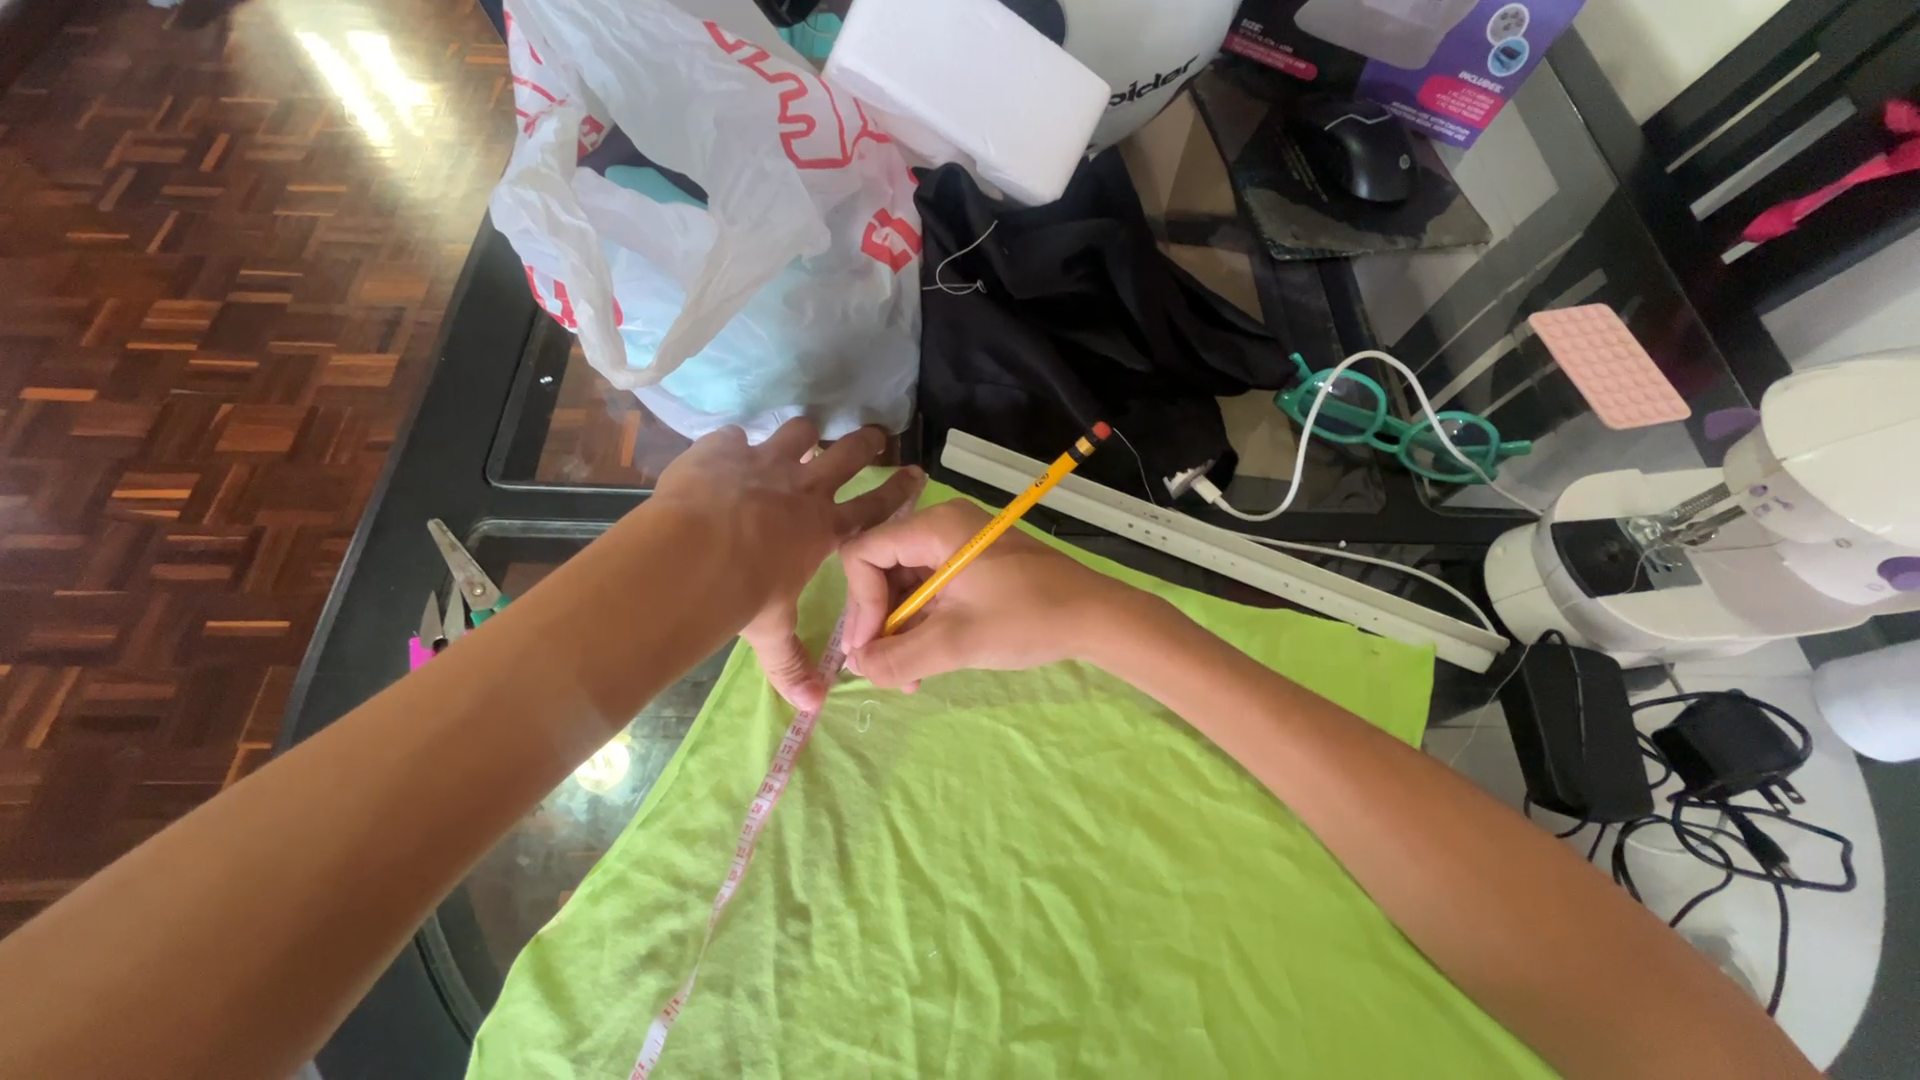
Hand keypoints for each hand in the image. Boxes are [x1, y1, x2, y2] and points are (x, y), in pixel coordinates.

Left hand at [651, 419, 921, 710]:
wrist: (691, 554)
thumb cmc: (741, 594)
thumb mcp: (770, 631)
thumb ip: (790, 665)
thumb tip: (812, 708)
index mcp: (822, 529)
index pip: (873, 507)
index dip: (898, 490)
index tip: (916, 472)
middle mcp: (802, 488)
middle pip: (847, 453)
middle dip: (865, 442)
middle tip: (873, 435)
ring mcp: (764, 462)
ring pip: (798, 432)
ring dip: (801, 436)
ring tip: (799, 438)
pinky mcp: (723, 450)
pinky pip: (734, 436)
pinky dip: (734, 445)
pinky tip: (726, 453)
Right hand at [841, 500, 1138, 690]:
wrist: (1096, 617)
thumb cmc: (1027, 618)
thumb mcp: (957, 642)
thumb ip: (899, 658)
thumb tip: (858, 670)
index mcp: (935, 528)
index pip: (865, 553)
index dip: (859, 603)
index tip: (868, 648)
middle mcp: (942, 527)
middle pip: (882, 569)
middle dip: (878, 622)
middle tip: (880, 667)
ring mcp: (960, 545)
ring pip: (905, 585)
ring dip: (899, 631)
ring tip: (906, 676)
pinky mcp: (974, 565)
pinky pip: (931, 590)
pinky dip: (923, 625)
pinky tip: (925, 662)